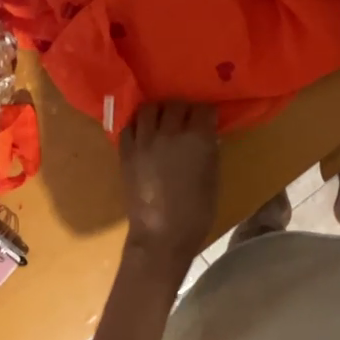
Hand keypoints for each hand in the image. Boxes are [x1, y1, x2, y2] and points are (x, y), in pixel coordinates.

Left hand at [119, 102, 219, 267]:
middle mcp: (169, 132)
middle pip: (175, 105)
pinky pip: (130, 126)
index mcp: (197, 139)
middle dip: (183, 109)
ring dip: (158, 112)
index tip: (208, 120)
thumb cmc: (197, 212)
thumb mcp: (213, 178)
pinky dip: (138, 126)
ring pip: (149, 109)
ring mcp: (144, 140)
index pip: (203, 109)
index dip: (206, 113)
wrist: (162, 234)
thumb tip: (206, 135)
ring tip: (163, 122)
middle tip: (186, 121)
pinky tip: (145, 134)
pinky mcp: (126, 151)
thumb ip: (209, 151)